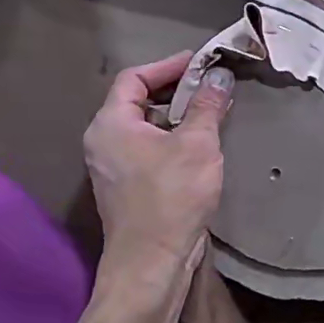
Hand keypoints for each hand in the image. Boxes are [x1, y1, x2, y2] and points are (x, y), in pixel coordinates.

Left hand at [83, 52, 231, 263]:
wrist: (153, 261)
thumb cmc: (172, 195)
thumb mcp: (197, 143)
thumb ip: (206, 104)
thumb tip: (219, 75)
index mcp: (111, 124)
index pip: (134, 77)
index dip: (168, 65)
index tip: (202, 62)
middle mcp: (104, 140)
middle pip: (138, 98)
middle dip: (176, 87)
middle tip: (212, 82)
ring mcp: (114, 163)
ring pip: (146, 123)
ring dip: (178, 112)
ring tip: (214, 106)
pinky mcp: (129, 183)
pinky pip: (150, 144)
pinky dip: (174, 133)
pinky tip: (203, 138)